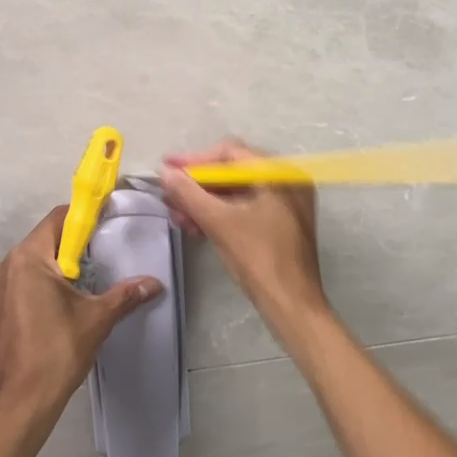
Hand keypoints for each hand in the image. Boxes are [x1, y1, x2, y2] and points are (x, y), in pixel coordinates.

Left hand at [0, 206, 163, 420]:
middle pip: (41, 245)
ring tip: (77, 297)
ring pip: (26, 271)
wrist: (14, 407)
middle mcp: (1, 270)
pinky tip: (51, 321)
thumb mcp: (96, 321)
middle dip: (70, 253)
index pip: (57, 220)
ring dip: (51, 276)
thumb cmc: (56, 354)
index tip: (105, 227)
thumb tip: (153, 284)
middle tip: (98, 267)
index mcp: (27, 260)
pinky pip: (13, 295)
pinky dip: (33, 298)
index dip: (83, 219)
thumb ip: (124, 296)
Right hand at [161, 139, 326, 316]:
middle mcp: (288, 180)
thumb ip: (189, 193)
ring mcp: (287, 202)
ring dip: (206, 202)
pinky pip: (247, 207)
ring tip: (179, 217)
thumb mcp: (219, 222)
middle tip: (169, 197)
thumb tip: (165, 173)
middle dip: (198, 185)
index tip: (165, 169)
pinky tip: (197, 226)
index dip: (194, 160)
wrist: (291, 303)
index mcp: (279, 173)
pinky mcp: (282, 223)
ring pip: (238, 192)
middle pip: (233, 171)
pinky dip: (222, 214)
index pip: (230, 153)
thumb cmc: (258, 258)